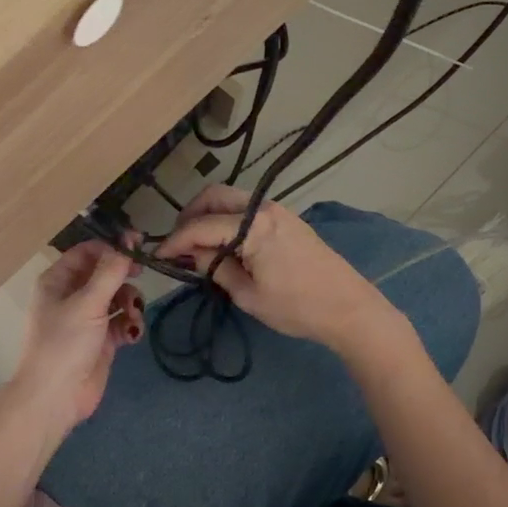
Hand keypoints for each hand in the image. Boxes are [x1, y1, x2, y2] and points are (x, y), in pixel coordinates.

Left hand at [6, 240, 141, 427]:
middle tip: (142, 275)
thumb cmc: (64, 343)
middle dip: (124, 276)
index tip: (138, 246)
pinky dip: (129, 324)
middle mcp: (71, 296)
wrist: (55, 397)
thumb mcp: (88, 303)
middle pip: (105, 274)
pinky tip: (131, 334)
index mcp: (57, 280)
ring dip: (129, 302)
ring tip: (131, 316)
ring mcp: (86, 319)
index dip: (111, 247)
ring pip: (116, 297)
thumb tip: (127, 242)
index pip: (87, 252)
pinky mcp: (101, 341)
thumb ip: (110, 271)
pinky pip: (121, 321)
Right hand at [155, 184, 397, 349]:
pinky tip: (222, 243)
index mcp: (253, 227)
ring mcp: (277, 210)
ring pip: (230, 200)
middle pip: (214, 197)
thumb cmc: (298, 307)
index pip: (201, 226)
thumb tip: (193, 254)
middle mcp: (264, 209)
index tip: (157, 255)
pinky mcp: (287, 219)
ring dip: (208, 215)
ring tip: (196, 244)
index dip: (175, 241)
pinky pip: (246, 209)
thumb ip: (216, 269)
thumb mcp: (248, 295)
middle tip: (177, 243)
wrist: (350, 309)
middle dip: (189, 216)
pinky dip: (226, 219)